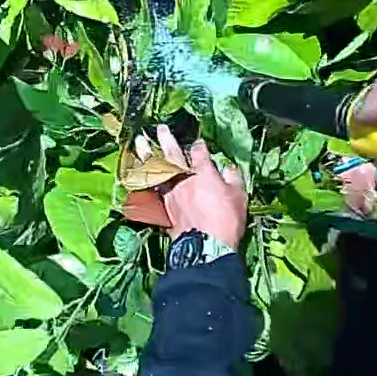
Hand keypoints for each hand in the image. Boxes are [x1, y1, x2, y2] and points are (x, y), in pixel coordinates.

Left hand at [144, 125, 247, 248]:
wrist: (205, 247)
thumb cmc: (226, 221)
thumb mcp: (239, 196)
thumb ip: (233, 178)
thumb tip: (228, 168)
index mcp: (203, 172)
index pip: (199, 152)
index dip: (199, 146)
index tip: (199, 144)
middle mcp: (183, 179)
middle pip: (172, 154)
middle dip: (166, 139)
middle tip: (160, 128)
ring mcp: (170, 192)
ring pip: (155, 169)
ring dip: (147, 154)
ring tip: (139, 142)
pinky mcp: (162, 207)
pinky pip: (150, 189)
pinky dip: (143, 179)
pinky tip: (138, 174)